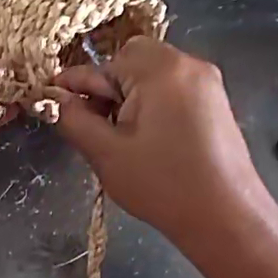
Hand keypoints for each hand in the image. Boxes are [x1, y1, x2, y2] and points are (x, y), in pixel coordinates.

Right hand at [46, 37, 277, 257]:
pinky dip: (151, 104)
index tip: (51, 104)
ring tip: (121, 138)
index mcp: (159, 69)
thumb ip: (72, 118)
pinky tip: (148, 140)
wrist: (227, 216)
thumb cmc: (162, 184)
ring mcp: (207, 82)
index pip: (102, 65)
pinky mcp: (215, 102)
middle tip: (97, 126)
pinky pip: (172, 89)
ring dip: (128, 97)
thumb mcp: (105, 152)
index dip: (73, 86)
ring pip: (151, 74)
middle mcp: (187, 64)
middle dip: (106, 88)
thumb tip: (50, 97)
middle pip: (130, 60)